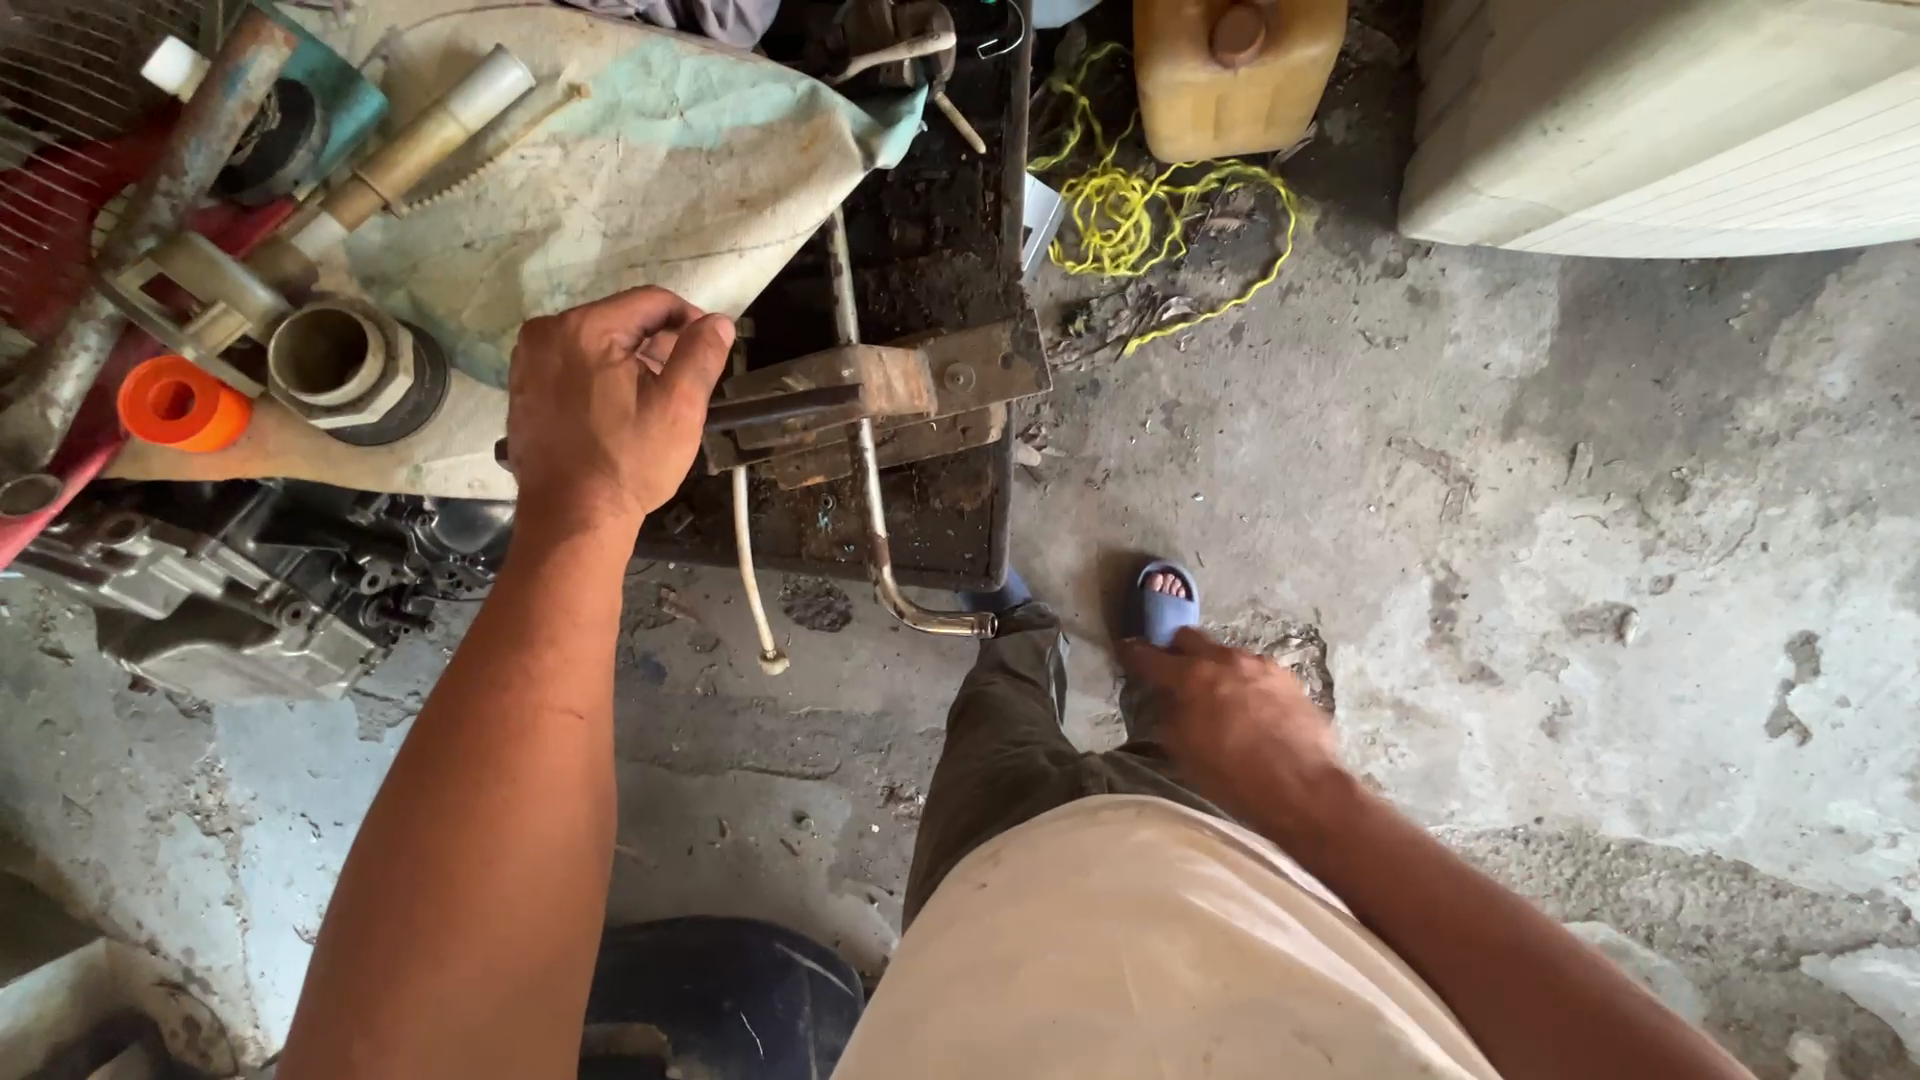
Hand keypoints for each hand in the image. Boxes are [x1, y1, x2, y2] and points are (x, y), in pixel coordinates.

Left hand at [506, 287, 734, 538]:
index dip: (690, 321)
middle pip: (623, 320)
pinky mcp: (524, 387)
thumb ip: (701, 355)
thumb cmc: (630, 461)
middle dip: (659, 346)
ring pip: (599, 343)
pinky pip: (574, 365)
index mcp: (586, 328)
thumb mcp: (680, 407)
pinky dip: (602, 377)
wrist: (573, 516)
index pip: (653, 301)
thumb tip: (718, 322)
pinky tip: (618, 413)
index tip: (710, 352)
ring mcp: (529, 360)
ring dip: (632, 363)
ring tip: (652, 404)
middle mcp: (547, 332)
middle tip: (683, 387)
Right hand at [1119, 628, 1343, 821]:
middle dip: (1178, 650)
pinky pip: (1256, 671)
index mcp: (1191, 676)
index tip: (1127, 650)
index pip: (1150, 656)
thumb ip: (1168, 715)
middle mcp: (1224, 660)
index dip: (1134, 653)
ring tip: (1220, 696)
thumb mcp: (1182, 750)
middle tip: (1176, 671)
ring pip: (1227, 654)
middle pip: (1190, 637)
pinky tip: (1252, 707)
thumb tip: (1167, 700)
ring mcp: (1260, 666)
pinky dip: (1245, 682)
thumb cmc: (1232, 775)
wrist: (1302, 788)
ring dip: (1216, 668)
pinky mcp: (1288, 679)